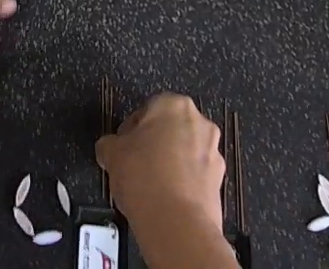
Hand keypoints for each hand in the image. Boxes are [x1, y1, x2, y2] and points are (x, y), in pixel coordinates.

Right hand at [96, 94, 225, 229]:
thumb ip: (109, 142)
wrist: (175, 224)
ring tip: (148, 183)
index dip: (130, 130)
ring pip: (184, 151)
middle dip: (153, 144)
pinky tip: (163, 196)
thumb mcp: (111, 152)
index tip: (123, 144)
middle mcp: (198, 123)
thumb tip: (109, 148)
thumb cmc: (148, 181)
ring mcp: (212, 152)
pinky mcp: (219, 180)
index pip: (145, 109)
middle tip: (135, 162)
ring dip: (169, 163)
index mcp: (172, 104)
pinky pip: (195, 175)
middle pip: (168, 129)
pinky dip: (182, 182)